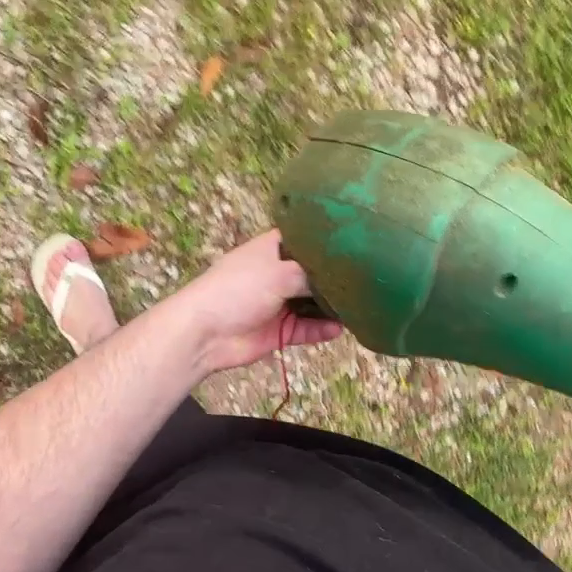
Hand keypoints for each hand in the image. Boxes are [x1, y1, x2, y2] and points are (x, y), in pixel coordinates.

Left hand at [160, 229, 343, 373]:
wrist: (205, 333)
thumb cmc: (237, 290)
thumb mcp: (279, 272)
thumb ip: (312, 274)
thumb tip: (340, 278)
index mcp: (272, 249)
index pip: (304, 238)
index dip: (326, 239)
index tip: (357, 239)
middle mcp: (277, 273)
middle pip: (313, 273)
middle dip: (335, 278)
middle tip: (367, 278)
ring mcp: (278, 303)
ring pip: (312, 304)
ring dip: (332, 307)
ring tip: (361, 306)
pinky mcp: (279, 331)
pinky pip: (306, 329)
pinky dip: (322, 330)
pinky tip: (340, 329)